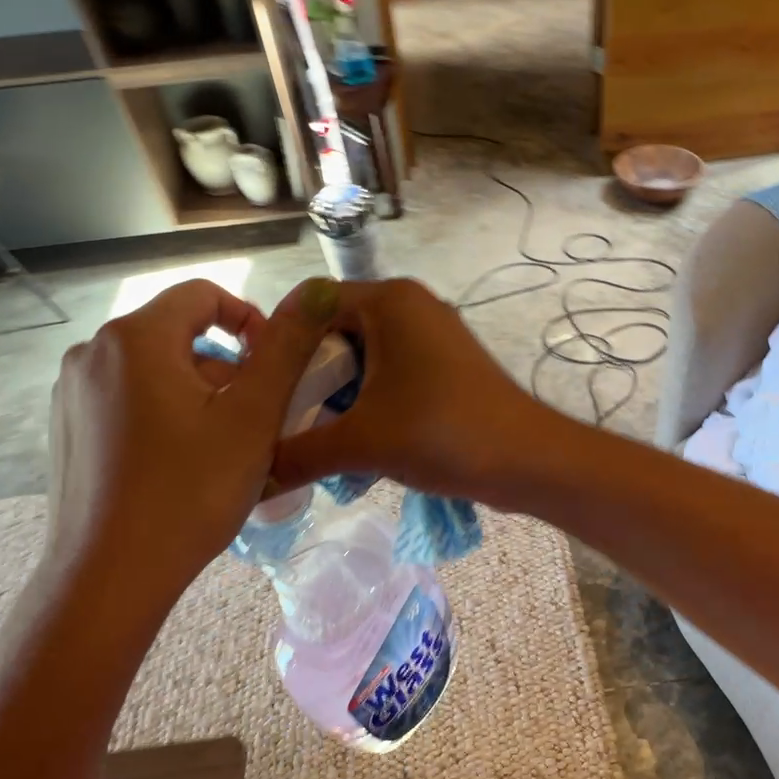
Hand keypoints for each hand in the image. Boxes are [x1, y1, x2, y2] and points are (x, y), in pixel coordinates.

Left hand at [46, 280, 331, 592]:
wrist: (112, 573)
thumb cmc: (191, 491)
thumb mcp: (253, 418)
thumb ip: (286, 349)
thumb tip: (316, 292)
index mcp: (135, 338)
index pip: (202, 296)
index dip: (250, 321)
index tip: (276, 368)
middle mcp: (92, 352)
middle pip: (177, 336)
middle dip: (226, 368)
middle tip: (257, 422)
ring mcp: (71, 393)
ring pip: (154, 373)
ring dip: (199, 396)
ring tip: (225, 451)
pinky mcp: (67, 430)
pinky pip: (128, 403)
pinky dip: (165, 418)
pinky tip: (182, 468)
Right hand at [270, 278, 556, 505]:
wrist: (527, 460)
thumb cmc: (442, 435)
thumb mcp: (361, 444)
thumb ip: (298, 454)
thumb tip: (251, 477)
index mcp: (388, 301)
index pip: (307, 305)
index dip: (277, 345)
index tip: (258, 389)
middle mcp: (410, 305)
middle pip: (334, 332)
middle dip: (308, 377)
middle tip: (283, 420)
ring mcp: (434, 335)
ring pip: (364, 358)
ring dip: (339, 396)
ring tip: (316, 438)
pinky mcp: (448, 365)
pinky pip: (392, 374)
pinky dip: (370, 402)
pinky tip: (357, 442)